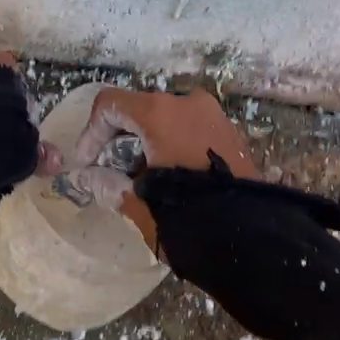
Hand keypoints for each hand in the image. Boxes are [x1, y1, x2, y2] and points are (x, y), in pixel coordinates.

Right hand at [65, 84, 257, 253]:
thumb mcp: (138, 203)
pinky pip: (191, 129)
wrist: (252, 237)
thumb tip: (87, 177)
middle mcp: (185, 102)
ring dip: (146, 141)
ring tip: (142, 177)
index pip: (110, 105)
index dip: (91, 132)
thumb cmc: (185, 214)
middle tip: (108, 169)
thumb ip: (108, 183)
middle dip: (118, 138)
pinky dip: (172, 144)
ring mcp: (212, 114)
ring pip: (166, 118)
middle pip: (138, 109)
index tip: (86, 164)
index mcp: (158, 111)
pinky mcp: (230, 132)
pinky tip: (171, 175)